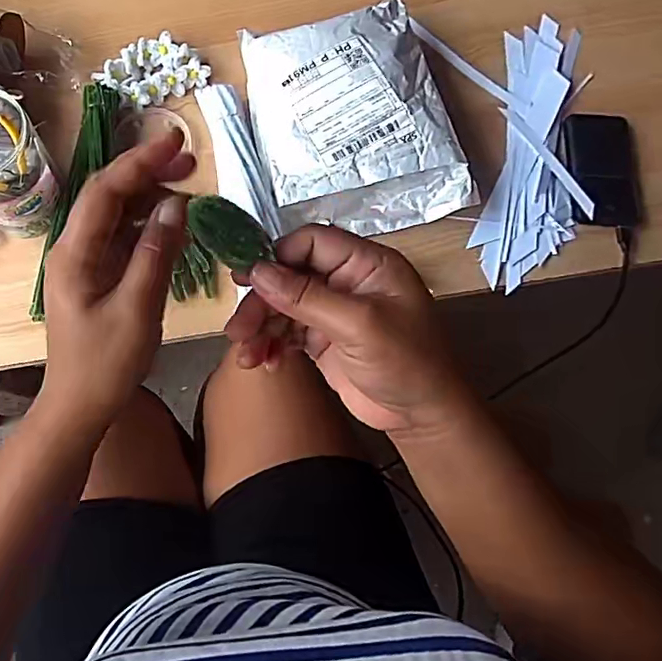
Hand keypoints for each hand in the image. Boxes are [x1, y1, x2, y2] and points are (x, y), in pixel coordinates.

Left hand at [38, 129, 193, 429]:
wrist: (78, 406)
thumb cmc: (104, 365)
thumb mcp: (136, 310)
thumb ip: (155, 255)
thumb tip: (176, 206)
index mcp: (72, 253)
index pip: (104, 190)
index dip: (139, 161)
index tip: (175, 141)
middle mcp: (71, 248)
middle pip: (107, 196)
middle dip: (146, 173)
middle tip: (190, 162)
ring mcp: (82, 261)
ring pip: (115, 215)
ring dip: (148, 198)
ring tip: (188, 189)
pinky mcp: (94, 275)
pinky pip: (119, 237)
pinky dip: (146, 226)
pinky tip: (171, 224)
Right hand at [225, 224, 473, 434]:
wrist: (423, 418)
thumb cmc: (408, 364)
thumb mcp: (359, 326)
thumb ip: (306, 298)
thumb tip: (258, 272)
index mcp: (365, 264)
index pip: (311, 242)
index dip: (277, 256)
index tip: (248, 279)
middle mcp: (345, 281)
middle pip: (288, 276)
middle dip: (261, 302)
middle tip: (238, 329)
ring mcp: (331, 310)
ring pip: (281, 305)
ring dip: (259, 327)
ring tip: (244, 352)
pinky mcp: (320, 338)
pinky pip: (284, 331)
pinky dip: (268, 343)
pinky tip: (260, 360)